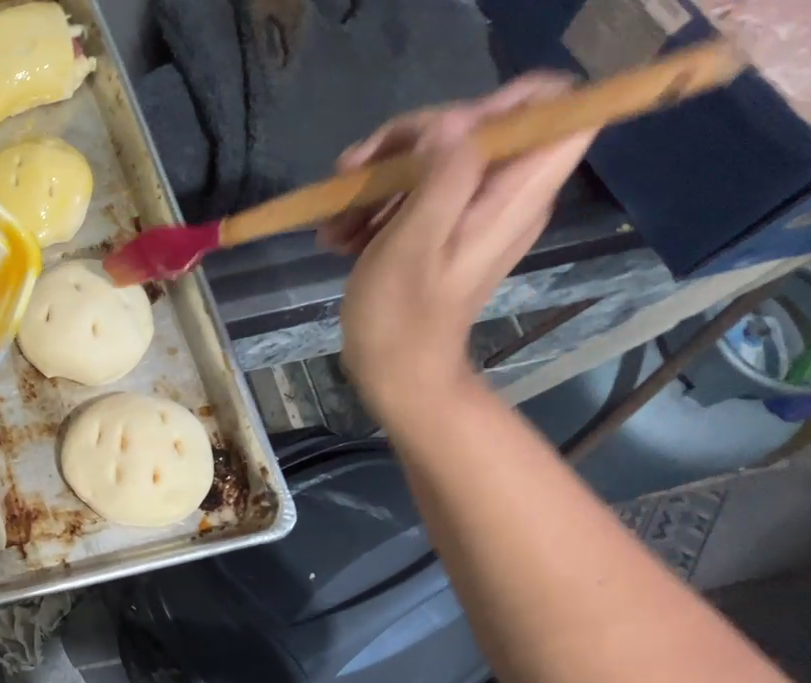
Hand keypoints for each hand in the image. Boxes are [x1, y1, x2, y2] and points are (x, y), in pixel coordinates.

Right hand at [322, 74, 596, 425]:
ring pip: (439, 161)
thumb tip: (450, 124)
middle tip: (354, 170)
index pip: (554, 107)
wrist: (397, 375)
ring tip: (335, 217)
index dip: (497, 101)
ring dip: (381, 181)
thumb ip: (442, 178)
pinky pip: (419, 196)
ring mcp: (475, 214)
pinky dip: (377, 208)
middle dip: (410, 142)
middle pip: (478, 128)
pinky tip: (339, 235)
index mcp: (516, 193)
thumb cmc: (401, 317)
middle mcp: (508, 194)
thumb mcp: (413, 244)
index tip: (431, 132)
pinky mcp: (446, 232)